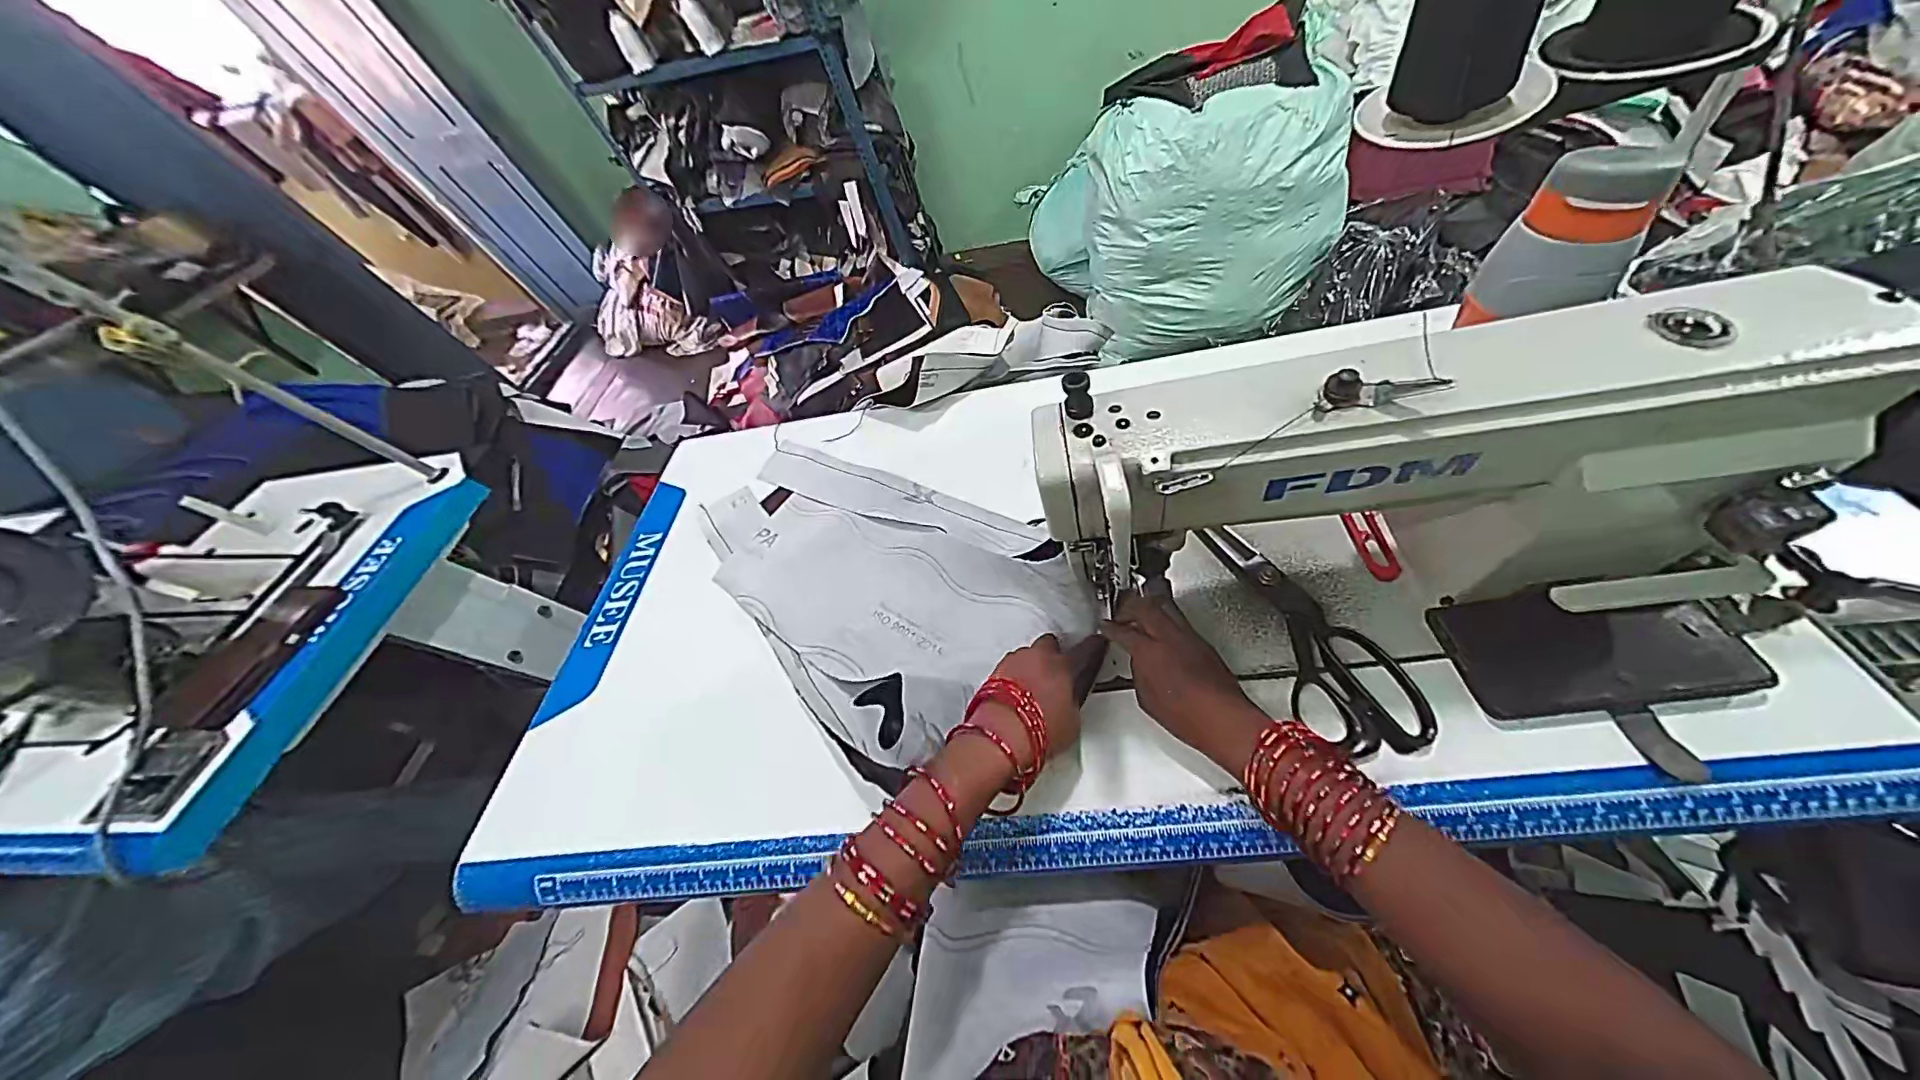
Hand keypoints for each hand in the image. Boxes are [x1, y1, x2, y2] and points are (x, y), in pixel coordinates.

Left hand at [982, 634, 1081, 766]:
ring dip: (1031, 667)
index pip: (1086, 649)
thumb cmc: (1038, 728)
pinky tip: (1016, 694)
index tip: (1096, 645)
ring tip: (1032, 692)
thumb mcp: (1072, 722)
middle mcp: (1039, 657)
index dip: (1093, 647)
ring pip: (1028, 655)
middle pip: (1050, 645)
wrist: (1003, 733)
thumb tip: (1070, 704)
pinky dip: (1014, 676)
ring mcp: (1016, 661)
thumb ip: (1074, 702)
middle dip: (1053, 656)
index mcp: (1065, 666)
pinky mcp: (996, 670)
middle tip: (1056, 678)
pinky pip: (1010, 666)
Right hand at [1103, 593, 1264, 766]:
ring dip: (1149, 607)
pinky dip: (1167, 621)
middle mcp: (1169, 638)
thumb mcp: (1147, 698)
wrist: (1224, 720)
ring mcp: (1189, 638)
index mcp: (1148, 651)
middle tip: (1122, 613)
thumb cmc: (1190, 716)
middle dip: (1129, 606)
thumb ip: (1139, 672)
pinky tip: (1164, 633)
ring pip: (1165, 606)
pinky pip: (1181, 621)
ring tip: (1142, 615)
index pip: (1123, 631)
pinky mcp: (1204, 644)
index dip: (1111, 628)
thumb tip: (1138, 663)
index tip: (1107, 627)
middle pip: (1144, 606)